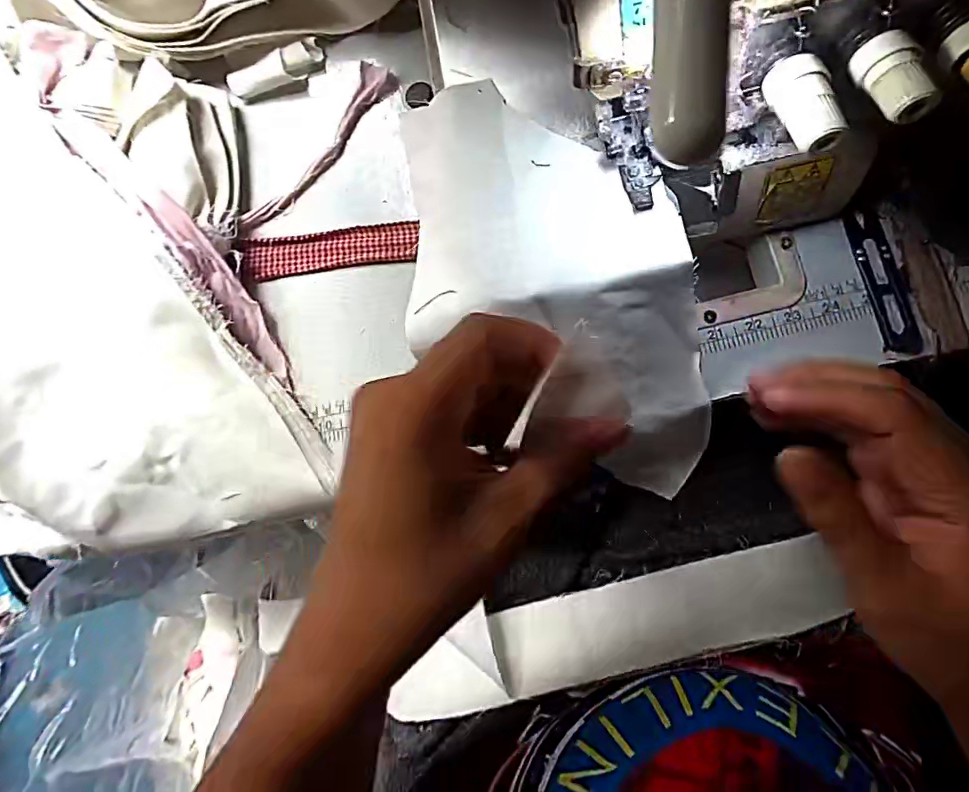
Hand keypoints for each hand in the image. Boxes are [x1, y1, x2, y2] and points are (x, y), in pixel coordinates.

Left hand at [207, 315, 625, 791]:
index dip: (535, 344)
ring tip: (546, 440)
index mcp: (415, 403)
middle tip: (571, 414)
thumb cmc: (428, 575)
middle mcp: (392, 392)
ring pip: (459, 379)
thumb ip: (563, 458)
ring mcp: (382, 412)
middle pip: (472, 355)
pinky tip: (507, 455)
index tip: (574, 380)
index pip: (482, 335)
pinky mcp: (383, 432)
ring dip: (506, 399)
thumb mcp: (507, 515)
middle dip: (527, 376)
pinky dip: (480, 417)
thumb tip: (616, 424)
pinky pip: (441, 403)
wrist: (352, 633)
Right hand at [751, 361, 968, 710]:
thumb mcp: (882, 589)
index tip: (772, 397)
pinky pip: (869, 424)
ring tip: (761, 394)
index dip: (828, 396)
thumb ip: (837, 518)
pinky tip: (788, 413)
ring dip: (816, 391)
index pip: (894, 416)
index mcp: (962, 488)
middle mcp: (958, 460)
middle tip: (757, 385)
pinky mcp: (919, 467)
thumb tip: (788, 455)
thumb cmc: (942, 640)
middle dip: (817, 382)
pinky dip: (824, 413)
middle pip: (886, 395)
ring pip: (876, 401)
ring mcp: (940, 460)